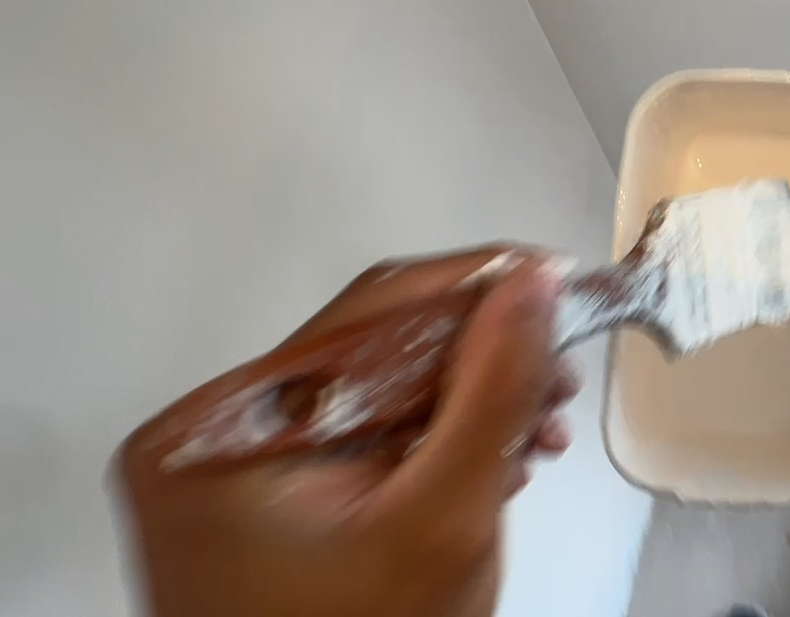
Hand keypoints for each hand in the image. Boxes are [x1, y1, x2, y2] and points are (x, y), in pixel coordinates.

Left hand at [114, 246, 580, 616]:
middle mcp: (224, 424)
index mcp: (230, 426)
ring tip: (547, 424)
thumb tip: (539, 277)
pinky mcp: (285, 477)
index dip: (483, 285)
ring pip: (400, 376)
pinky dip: (455, 426)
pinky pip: (386, 417)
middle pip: (392, 342)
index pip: (379, 309)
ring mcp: (251, 453)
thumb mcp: (449, 512)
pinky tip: (506, 452)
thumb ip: (496, 385)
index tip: (565, 286)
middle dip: (495, 353)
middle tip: (566, 376)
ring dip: (486, 390)